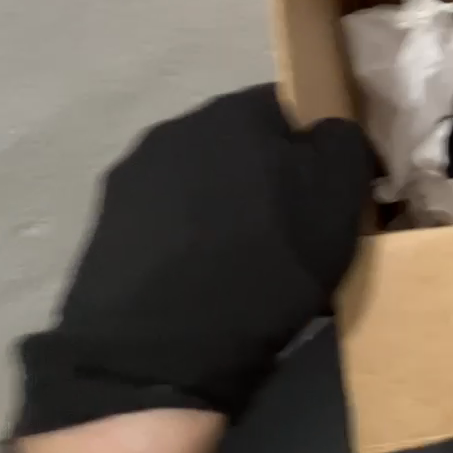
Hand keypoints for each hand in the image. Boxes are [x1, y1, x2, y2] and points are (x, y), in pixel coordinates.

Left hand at [13, 85, 376, 436]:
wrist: (164, 347)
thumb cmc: (271, 258)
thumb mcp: (340, 195)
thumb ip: (344, 142)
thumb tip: (331, 130)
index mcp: (234, 112)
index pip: (294, 105)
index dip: (322, 143)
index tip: (338, 183)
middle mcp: (176, 129)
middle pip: (247, 140)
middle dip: (276, 170)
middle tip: (302, 217)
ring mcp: (132, 179)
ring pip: (209, 177)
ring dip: (235, 201)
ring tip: (255, 250)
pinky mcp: (108, 227)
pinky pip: (175, 216)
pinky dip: (199, 233)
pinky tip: (214, 270)